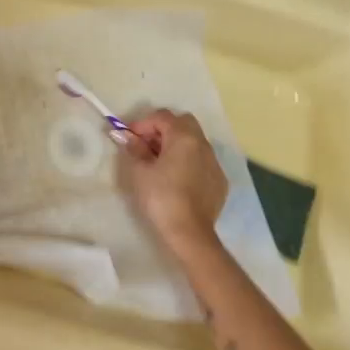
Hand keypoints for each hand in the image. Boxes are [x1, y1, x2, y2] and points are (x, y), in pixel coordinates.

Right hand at [120, 108, 228, 254]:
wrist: (189, 233)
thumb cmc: (160, 197)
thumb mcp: (140, 170)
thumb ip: (135, 148)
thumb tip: (129, 137)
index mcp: (184, 137)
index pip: (162, 117)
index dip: (143, 123)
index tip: (129, 137)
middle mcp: (203, 145)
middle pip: (183, 123)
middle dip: (163, 129)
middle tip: (147, 145)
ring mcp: (215, 163)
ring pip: (195, 142)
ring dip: (177, 145)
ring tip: (161, 163)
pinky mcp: (220, 181)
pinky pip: (202, 161)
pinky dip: (189, 161)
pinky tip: (178, 179)